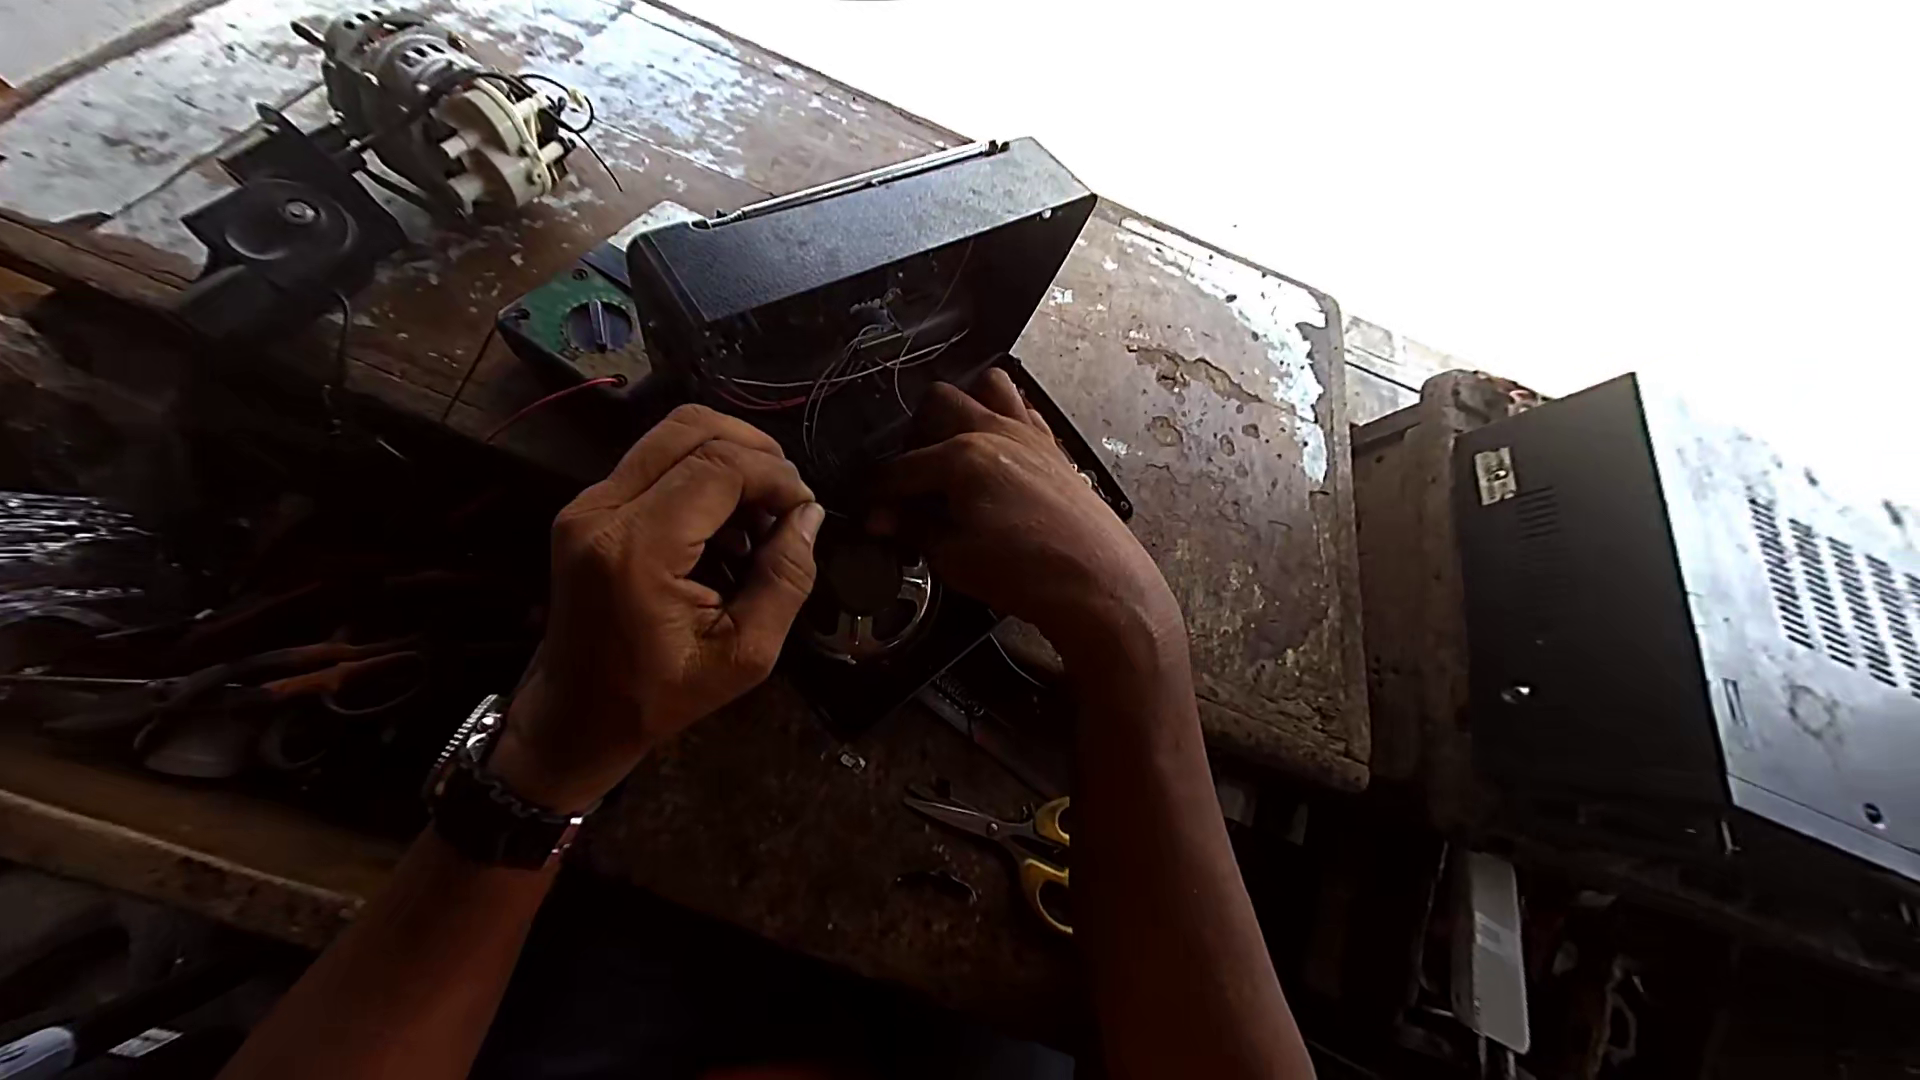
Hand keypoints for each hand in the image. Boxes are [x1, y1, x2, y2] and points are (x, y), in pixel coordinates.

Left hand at [492, 405, 823, 810]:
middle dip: (757, 450)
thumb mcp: (747, 655)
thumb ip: (786, 579)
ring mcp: (589, 503)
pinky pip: (659, 458)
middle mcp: (603, 509)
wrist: (576, 716)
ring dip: (733, 456)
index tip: (805, 510)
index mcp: (638, 549)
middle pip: (691, 427)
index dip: (777, 475)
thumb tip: (809, 514)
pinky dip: (707, 470)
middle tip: (787, 498)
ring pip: (673, 432)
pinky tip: (729, 519)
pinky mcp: (591, 506)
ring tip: (761, 509)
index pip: (720, 466)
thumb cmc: (661, 696)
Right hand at [871, 369, 1183, 669]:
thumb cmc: (1033, 573)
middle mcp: (997, 434)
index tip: (874, 511)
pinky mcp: (1054, 448)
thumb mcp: (954, 558)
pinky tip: (996, 453)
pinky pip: (1024, 410)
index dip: (878, 494)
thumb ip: (915, 528)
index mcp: (963, 458)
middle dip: (914, 437)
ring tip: (952, 448)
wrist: (1097, 585)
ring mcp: (1030, 435)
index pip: (901, 469)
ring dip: (963, 408)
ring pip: (985, 387)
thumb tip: (889, 519)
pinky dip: (1003, 419)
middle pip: (937, 404)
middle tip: (911, 478)